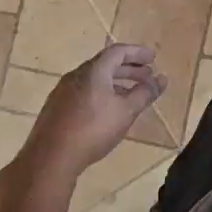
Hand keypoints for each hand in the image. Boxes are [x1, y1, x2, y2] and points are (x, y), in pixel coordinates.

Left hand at [0, 44, 165, 198]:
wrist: (49, 159)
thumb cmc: (92, 130)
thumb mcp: (126, 111)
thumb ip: (145, 93)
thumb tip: (162, 78)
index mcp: (93, 71)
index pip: (118, 51)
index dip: (137, 53)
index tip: (152, 59)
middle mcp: (76, 76)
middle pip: (105, 64)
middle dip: (128, 69)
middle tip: (146, 76)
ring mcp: (62, 92)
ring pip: (94, 80)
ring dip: (115, 82)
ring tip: (130, 95)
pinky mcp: (55, 109)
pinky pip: (83, 92)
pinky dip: (100, 93)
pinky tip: (106, 112)